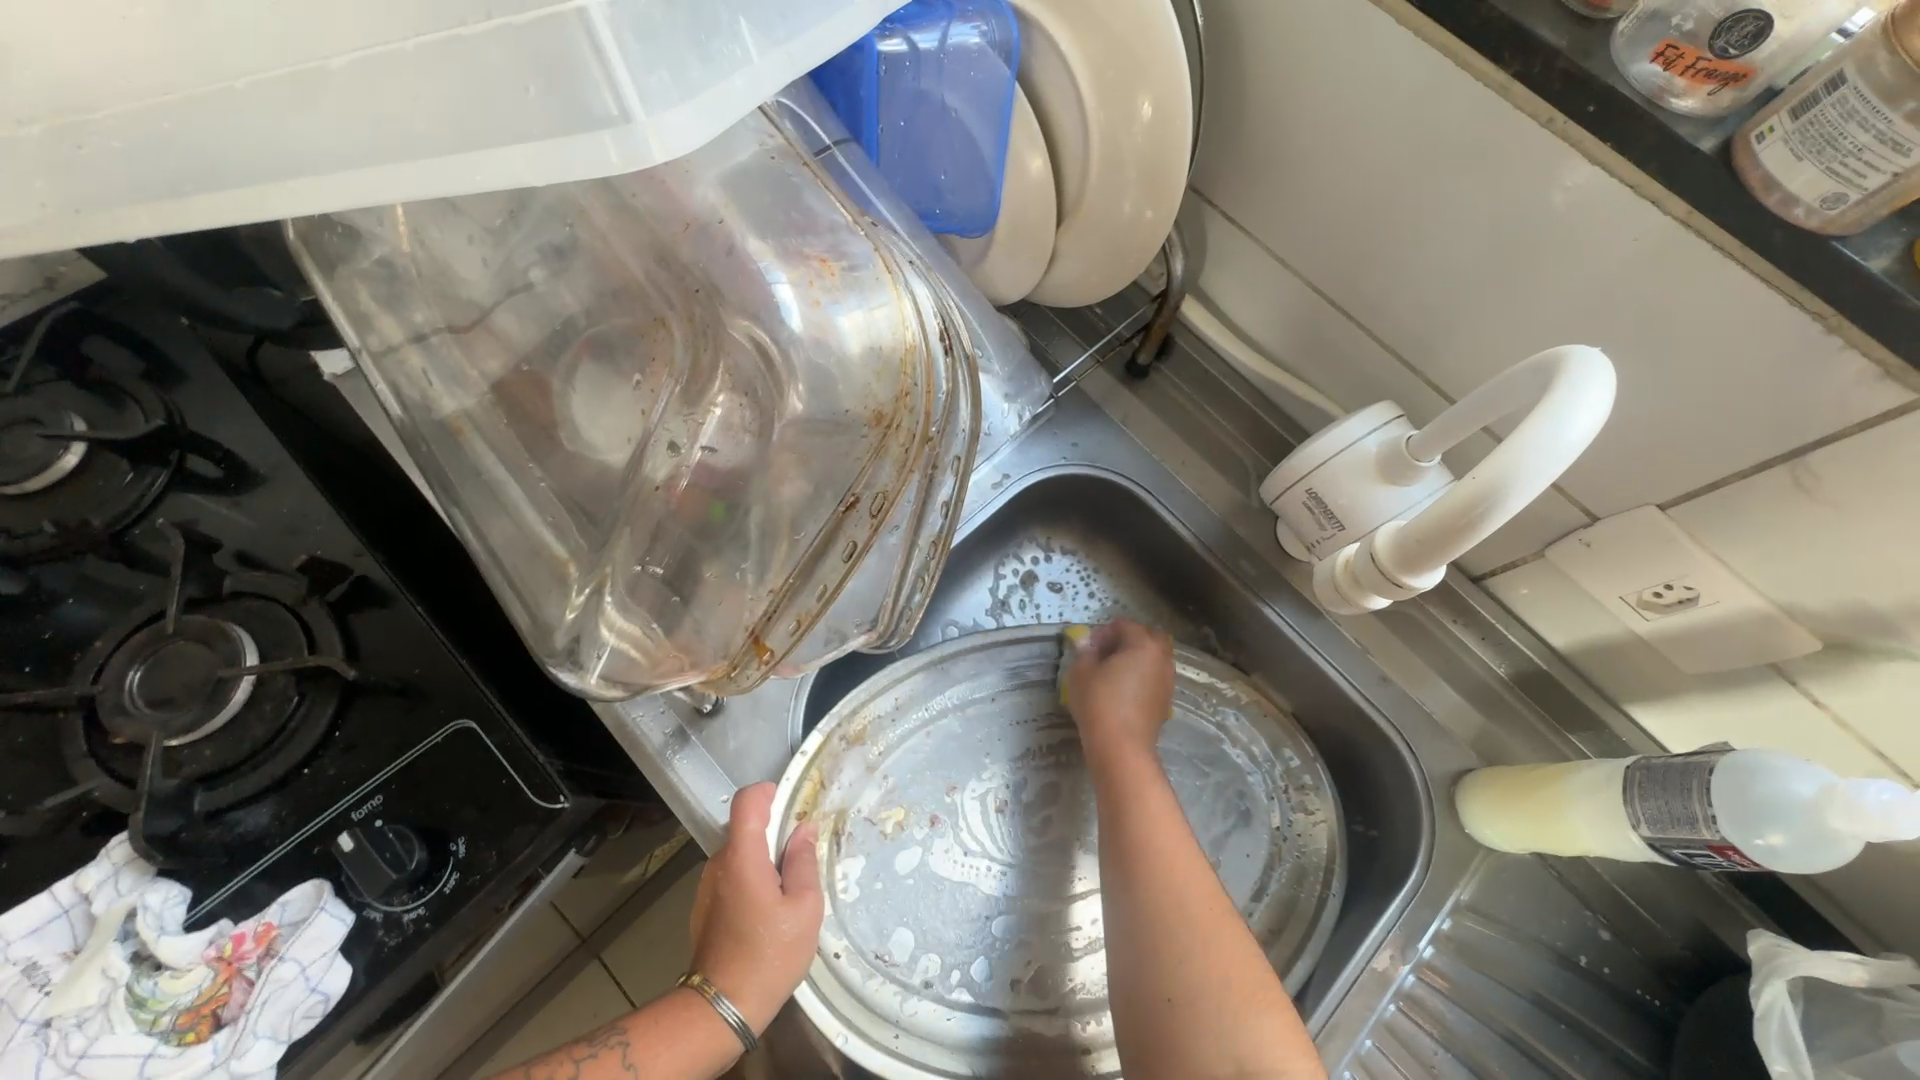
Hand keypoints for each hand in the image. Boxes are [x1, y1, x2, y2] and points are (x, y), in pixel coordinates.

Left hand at [688, 783, 822, 1034]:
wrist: (722, 1006)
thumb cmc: (770, 955)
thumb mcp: (805, 908)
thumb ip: (804, 862)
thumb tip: (803, 829)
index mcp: (742, 856)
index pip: (748, 799)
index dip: (771, 792)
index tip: (794, 807)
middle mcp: (719, 863)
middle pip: (746, 827)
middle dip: (775, 833)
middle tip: (802, 858)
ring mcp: (708, 885)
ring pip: (740, 854)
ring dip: (764, 860)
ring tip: (788, 892)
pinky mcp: (705, 906)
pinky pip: (732, 876)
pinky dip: (751, 880)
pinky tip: (767, 913)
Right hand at [1065, 618, 1174, 767]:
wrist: (1122, 747)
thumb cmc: (1099, 703)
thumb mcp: (1081, 673)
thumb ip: (1084, 652)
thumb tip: (1086, 642)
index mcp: (1143, 644)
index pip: (1125, 625)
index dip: (1104, 632)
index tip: (1089, 648)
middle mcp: (1161, 658)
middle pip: (1148, 637)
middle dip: (1127, 640)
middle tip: (1105, 654)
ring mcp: (1167, 680)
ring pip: (1154, 658)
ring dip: (1136, 659)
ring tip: (1113, 674)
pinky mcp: (1166, 700)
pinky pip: (1155, 677)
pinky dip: (1142, 676)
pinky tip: (1123, 691)